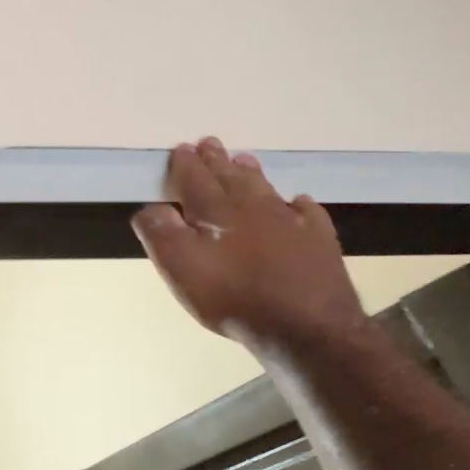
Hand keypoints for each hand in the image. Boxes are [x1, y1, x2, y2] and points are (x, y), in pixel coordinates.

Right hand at [133, 137, 366, 343]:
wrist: (304, 326)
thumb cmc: (231, 295)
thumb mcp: (178, 265)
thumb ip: (159, 231)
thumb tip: (151, 206)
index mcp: (214, 211)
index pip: (195, 179)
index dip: (186, 164)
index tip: (180, 148)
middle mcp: (251, 207)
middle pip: (230, 177)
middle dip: (216, 160)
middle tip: (210, 143)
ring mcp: (289, 222)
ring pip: (265, 188)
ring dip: (251, 173)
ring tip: (244, 159)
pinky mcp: (318, 241)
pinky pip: (307, 212)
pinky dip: (299, 204)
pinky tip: (298, 202)